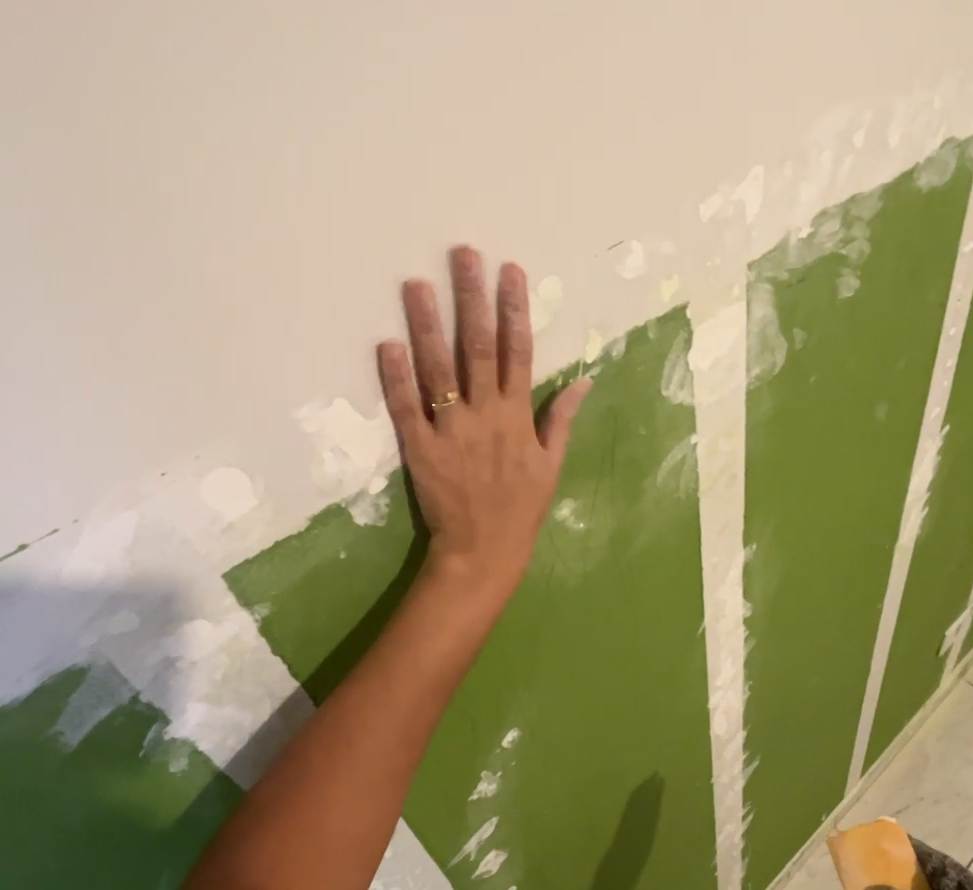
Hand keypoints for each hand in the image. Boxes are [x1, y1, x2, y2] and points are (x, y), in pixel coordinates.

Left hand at [378, 246, 592, 598]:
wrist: (484, 552)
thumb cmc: (521, 510)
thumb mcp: (552, 465)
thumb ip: (562, 419)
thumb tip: (585, 380)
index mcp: (519, 416)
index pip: (518, 351)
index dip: (514, 309)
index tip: (509, 271)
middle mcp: (486, 414)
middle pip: (477, 347)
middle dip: (470, 298)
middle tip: (461, 255)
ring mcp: (451, 430)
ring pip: (438, 369)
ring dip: (427, 324)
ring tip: (415, 284)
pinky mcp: (420, 449)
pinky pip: (407, 408)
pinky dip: (396, 377)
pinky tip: (387, 344)